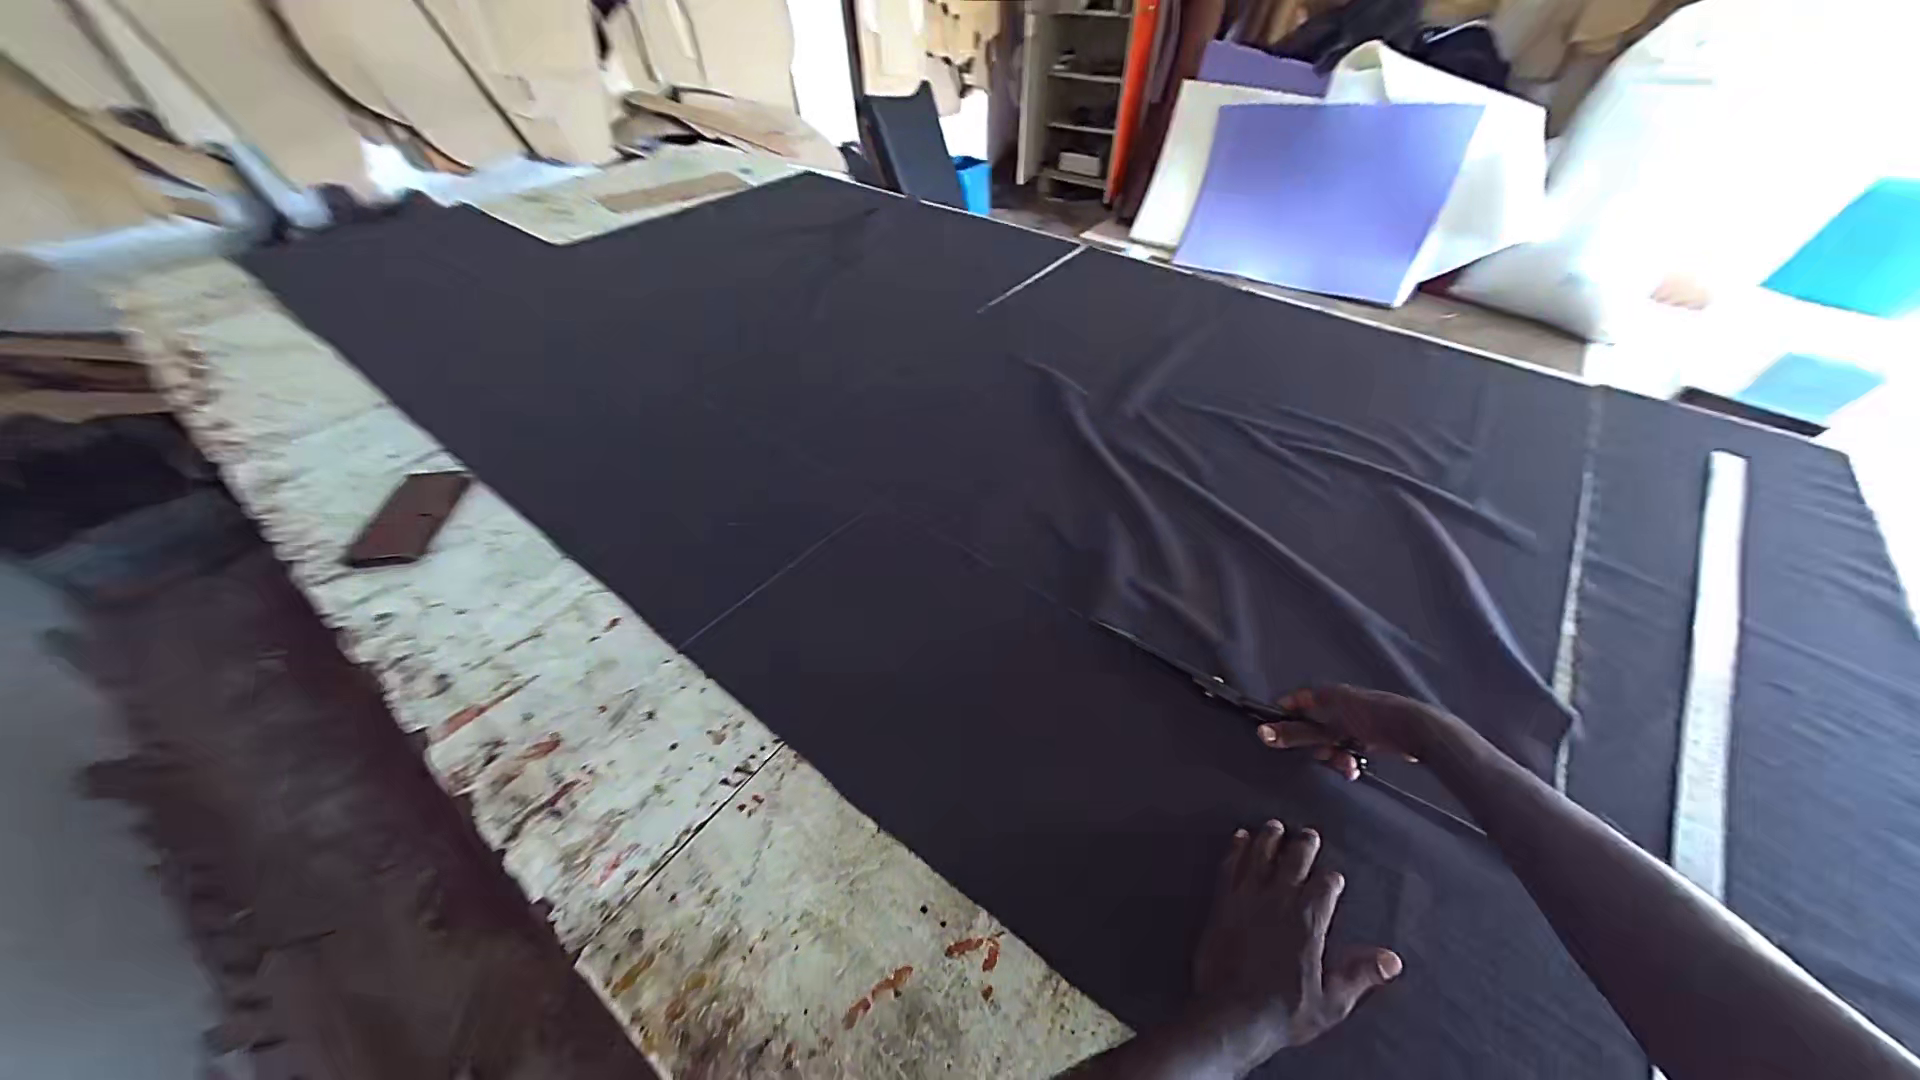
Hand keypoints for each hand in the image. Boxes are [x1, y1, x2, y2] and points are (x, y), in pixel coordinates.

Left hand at [1193, 820, 1401, 1061]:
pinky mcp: (1223, 900)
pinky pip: (1230, 866)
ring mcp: (1247, 897)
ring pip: (1260, 857)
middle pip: (1293, 864)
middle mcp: (1278, 902)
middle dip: (1303, 846)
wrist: (1232, 1011)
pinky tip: (1239, 836)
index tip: (1335, 875)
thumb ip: (1360, 974)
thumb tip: (1392, 958)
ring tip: (1275, 825)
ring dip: (1269, 839)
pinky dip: (1236, 849)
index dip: (1330, 881)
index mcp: (1308, 923)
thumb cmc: (1285, 1011)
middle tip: (1308, 832)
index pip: (1324, 890)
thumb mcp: (1332, 1001)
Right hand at [1256, 685, 1456, 780]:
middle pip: (1312, 724)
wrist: (1418, 730)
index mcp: (1326, 694)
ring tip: (1345, 767)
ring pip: (1332, 738)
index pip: (1293, 702)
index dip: (1283, 718)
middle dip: (1315, 745)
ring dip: (1334, 755)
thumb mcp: (1327, 730)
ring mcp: (1356, 716)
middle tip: (1323, 756)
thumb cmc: (1370, 721)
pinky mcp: (1371, 731)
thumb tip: (1261, 733)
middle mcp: (1338, 702)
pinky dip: (1348, 756)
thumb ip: (1295, 733)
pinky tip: (1355, 768)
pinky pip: (1349, 744)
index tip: (1279, 737)